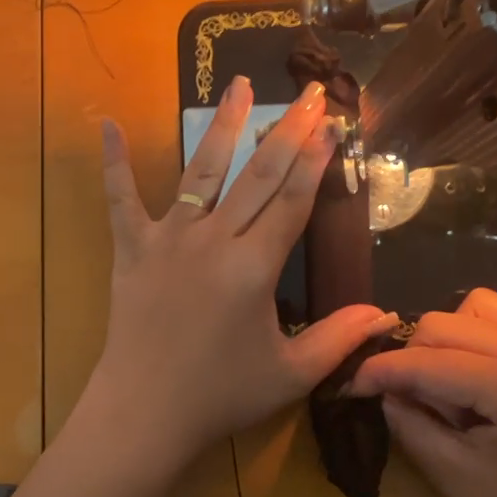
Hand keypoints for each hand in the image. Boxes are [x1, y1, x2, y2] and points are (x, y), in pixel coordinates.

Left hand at [78, 76, 401, 471]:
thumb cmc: (220, 396)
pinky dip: (114, 162)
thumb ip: (339, 339)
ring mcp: (167, 239)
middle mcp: (213, 241)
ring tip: (240, 85)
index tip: (332, 124)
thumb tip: (387, 313)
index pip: (293, 201)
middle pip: (257, 175)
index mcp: (254, 268)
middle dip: (287, 130)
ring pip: (200, 173)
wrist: (145, 412)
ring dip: (223, 126)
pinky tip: (108, 124)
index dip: (316, 161)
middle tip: (310, 91)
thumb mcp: (290, 374)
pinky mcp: (131, 249)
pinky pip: (119, 199)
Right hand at [350, 288, 496, 496]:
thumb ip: (409, 424)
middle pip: (448, 323)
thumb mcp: (455, 479)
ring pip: (486, 305)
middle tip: (419, 405)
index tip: (350, 387)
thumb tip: (380, 389)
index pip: (426, 361)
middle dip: (416, 358)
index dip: (379, 372)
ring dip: (457, 335)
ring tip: (460, 382)